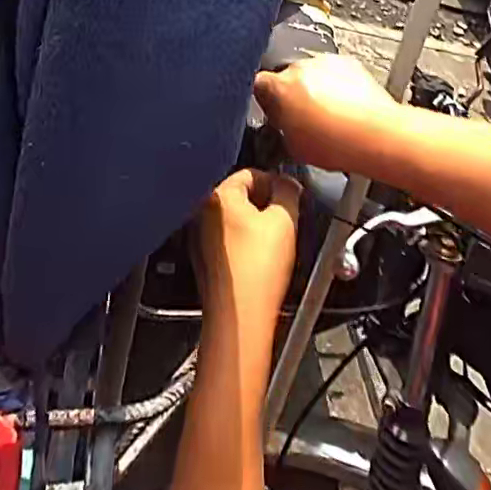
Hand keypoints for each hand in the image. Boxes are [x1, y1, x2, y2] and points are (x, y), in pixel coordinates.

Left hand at [195, 169, 300, 313]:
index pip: (252, 172)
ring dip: (256, 224)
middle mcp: (200, 213)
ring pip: (236, 218)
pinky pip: (229, 240)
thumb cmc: (257, 272)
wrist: (240, 317)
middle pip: (242, 195)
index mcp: (217, 196)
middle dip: (267, 204)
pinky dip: (245, 243)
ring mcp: (198, 238)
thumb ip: (289, 190)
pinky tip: (260, 259)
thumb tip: (288, 183)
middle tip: (286, 219)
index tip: (291, 195)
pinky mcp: (204, 260)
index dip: (278, 182)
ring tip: (275, 243)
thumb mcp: (286, 219)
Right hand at [253, 55, 397, 172]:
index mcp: (279, 87)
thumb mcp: (294, 148)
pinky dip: (337, 84)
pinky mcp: (349, 63)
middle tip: (305, 118)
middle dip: (294, 94)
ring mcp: (326, 62)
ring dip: (316, 88)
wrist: (375, 134)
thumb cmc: (338, 143)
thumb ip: (281, 130)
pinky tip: (345, 106)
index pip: (258, 84)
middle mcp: (300, 67)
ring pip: (313, 73)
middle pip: (288, 77)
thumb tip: (282, 129)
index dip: (265, 100)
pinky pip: (335, 71)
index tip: (274, 112)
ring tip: (330, 114)